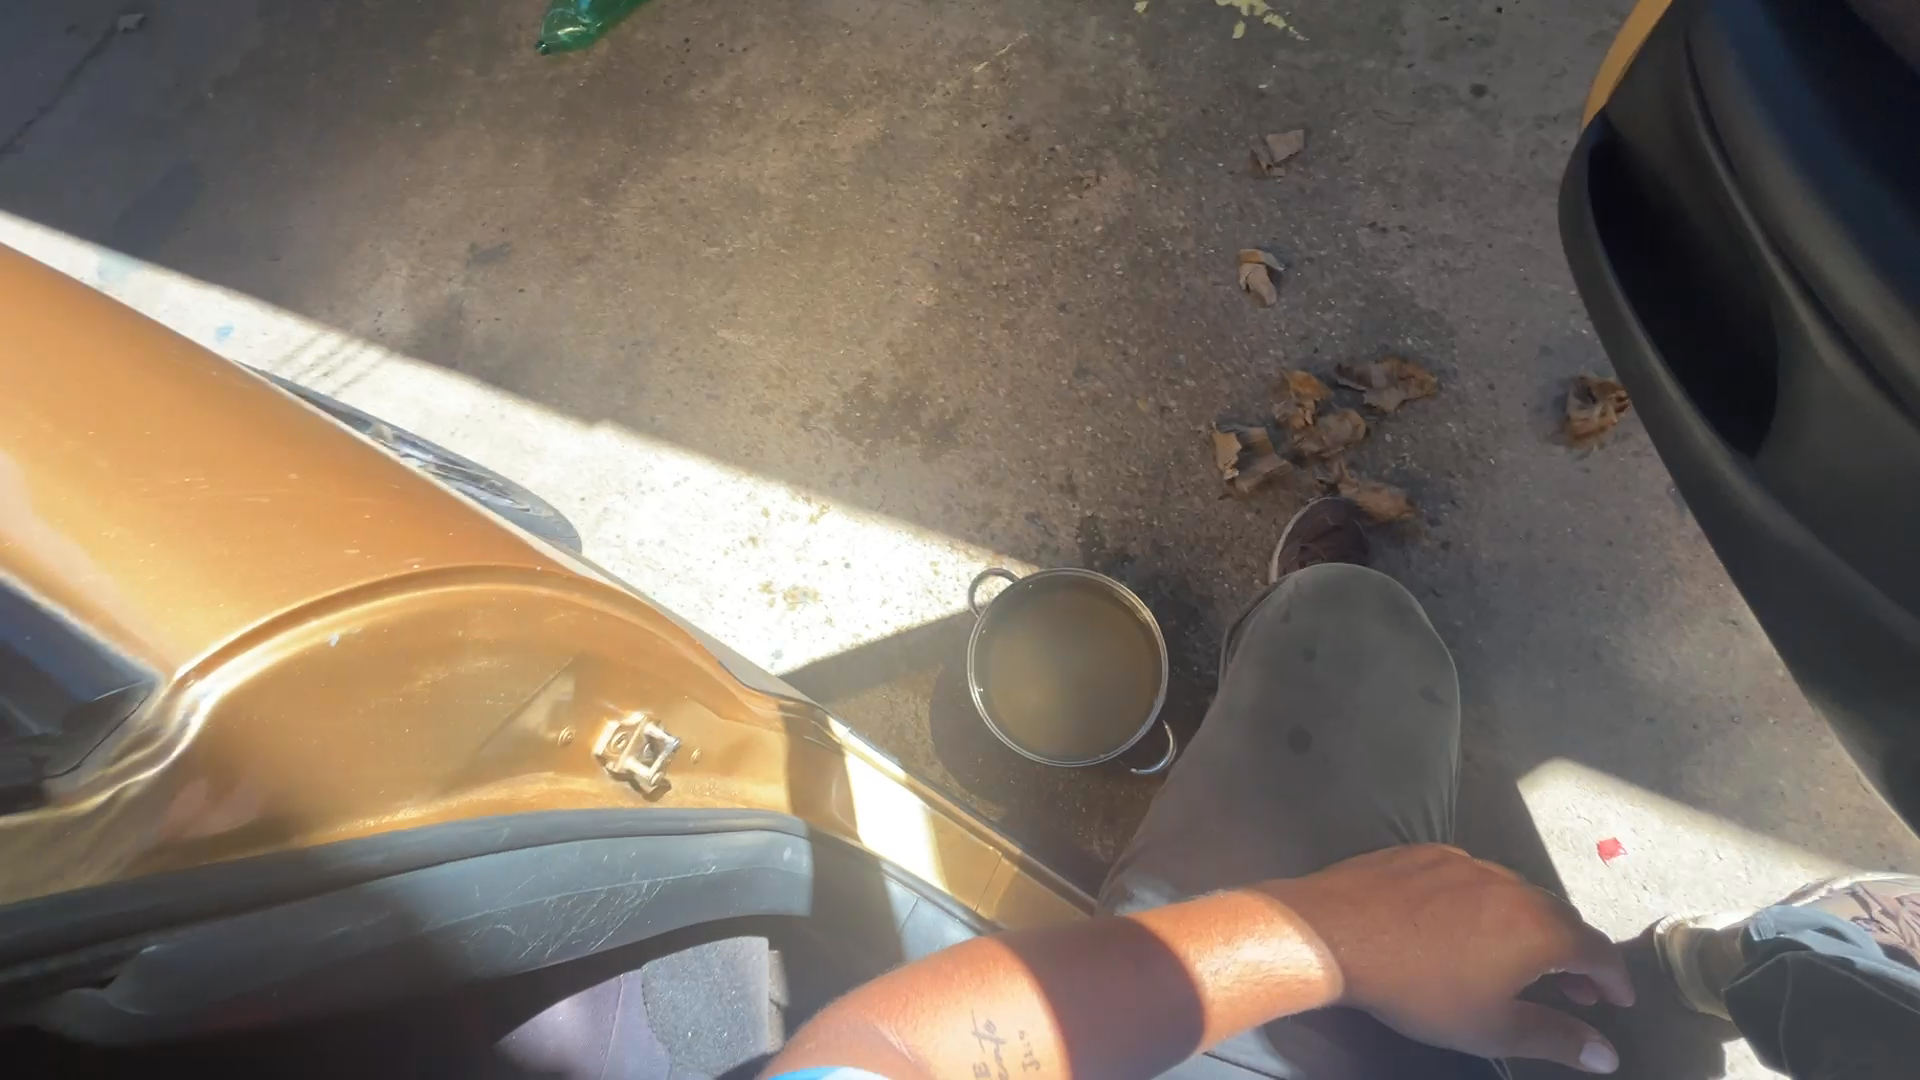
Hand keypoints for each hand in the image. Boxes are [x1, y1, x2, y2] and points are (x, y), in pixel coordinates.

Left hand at [1261, 844, 1633, 1073]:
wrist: (1334, 932)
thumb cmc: (1418, 987)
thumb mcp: (1493, 1027)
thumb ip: (1557, 1038)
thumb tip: (1605, 1054)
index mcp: (1534, 925)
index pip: (1597, 948)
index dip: (1614, 978)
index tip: (1616, 1000)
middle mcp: (1502, 881)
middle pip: (1556, 913)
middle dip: (1573, 950)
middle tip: (1571, 987)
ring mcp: (1455, 860)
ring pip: (1510, 888)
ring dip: (1527, 920)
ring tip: (1517, 955)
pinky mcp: (1416, 851)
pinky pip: (1465, 873)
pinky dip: (1482, 898)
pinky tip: (1462, 921)